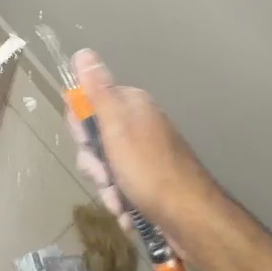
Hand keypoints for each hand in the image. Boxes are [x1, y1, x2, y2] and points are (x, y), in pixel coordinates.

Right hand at [70, 48, 216, 233]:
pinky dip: (122, 202)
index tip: (86, 144)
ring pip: (107, 167)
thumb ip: (97, 91)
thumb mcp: (116, 127)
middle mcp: (138, 124)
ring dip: (107, 189)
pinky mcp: (150, 181)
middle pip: (96, 139)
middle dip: (95, 165)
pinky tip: (128, 214)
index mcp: (131, 105)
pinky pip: (122, 186)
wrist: (190, 218)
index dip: (81, 128)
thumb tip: (83, 52)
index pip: (89, 104)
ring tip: (119, 204)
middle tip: (105, 179)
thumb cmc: (149, 169)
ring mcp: (145, 154)